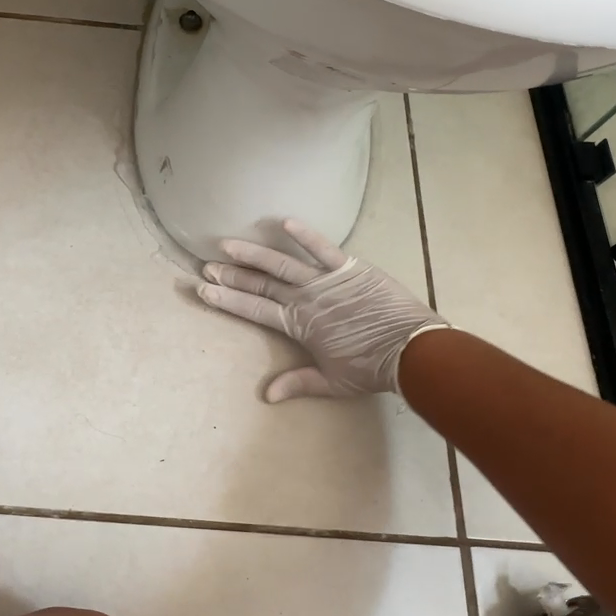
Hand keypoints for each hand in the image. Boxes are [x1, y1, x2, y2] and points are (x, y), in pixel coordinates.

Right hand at [197, 218, 447, 400]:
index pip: (253, 310)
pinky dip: (305, 235)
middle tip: (207, 265)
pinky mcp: (350, 269)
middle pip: (261, 284)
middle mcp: (305, 299)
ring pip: (281, 263)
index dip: (227, 299)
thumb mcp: (332, 382)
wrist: (411, 350)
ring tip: (227, 244)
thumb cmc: (371, 369)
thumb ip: (297, 383)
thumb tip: (266, 394)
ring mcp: (326, 281)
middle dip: (232, 275)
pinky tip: (284, 221)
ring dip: (253, 253)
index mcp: (298, 325)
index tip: (204, 289)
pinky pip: (324, 248)